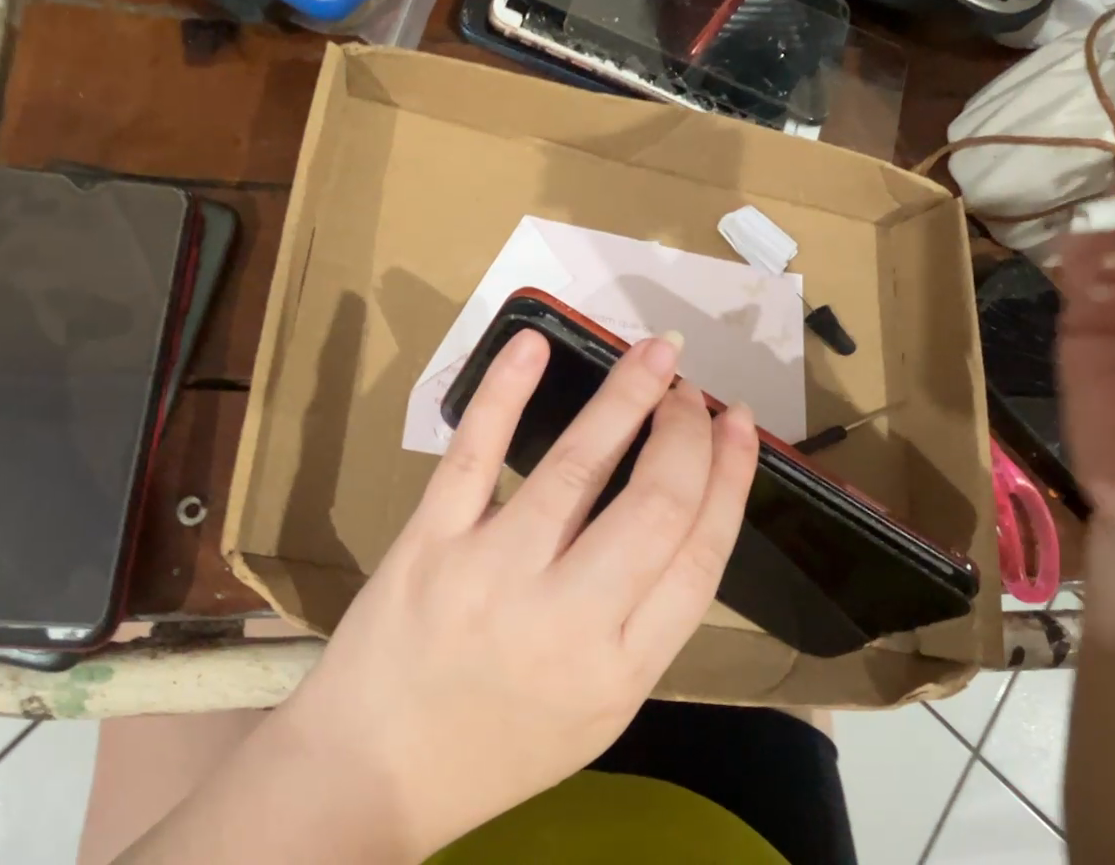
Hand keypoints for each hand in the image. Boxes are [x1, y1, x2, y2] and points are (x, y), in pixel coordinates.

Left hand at [264, 330, 758, 859]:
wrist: (375, 769)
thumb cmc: (495, 747)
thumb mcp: (597, 711)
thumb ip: (642, 629)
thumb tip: (679, 527)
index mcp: (622, 670)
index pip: (700, 557)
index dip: (729, 481)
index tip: (740, 430)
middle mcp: (568, 619)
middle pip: (655, 504)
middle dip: (686, 433)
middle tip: (693, 391)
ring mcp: (493, 573)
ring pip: (577, 467)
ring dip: (626, 397)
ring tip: (656, 353)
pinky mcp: (429, 542)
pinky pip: (475, 455)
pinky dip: (505, 393)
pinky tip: (534, 345)